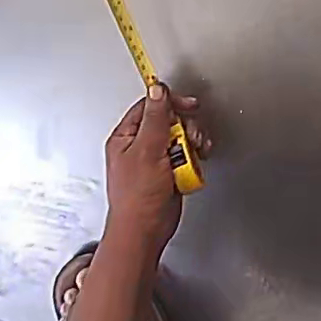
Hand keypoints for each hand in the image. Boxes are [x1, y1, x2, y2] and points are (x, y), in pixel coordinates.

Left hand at [103, 83, 209, 254]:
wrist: (146, 230)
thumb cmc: (137, 197)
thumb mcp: (147, 150)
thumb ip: (155, 118)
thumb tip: (157, 90)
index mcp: (126, 136)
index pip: (150, 106)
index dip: (170, 102)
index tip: (189, 105)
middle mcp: (139, 145)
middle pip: (170, 121)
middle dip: (185, 128)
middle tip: (190, 138)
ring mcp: (156, 159)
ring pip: (181, 138)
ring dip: (191, 145)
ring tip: (192, 155)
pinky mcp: (170, 171)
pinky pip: (186, 155)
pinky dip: (193, 159)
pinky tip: (194, 165)